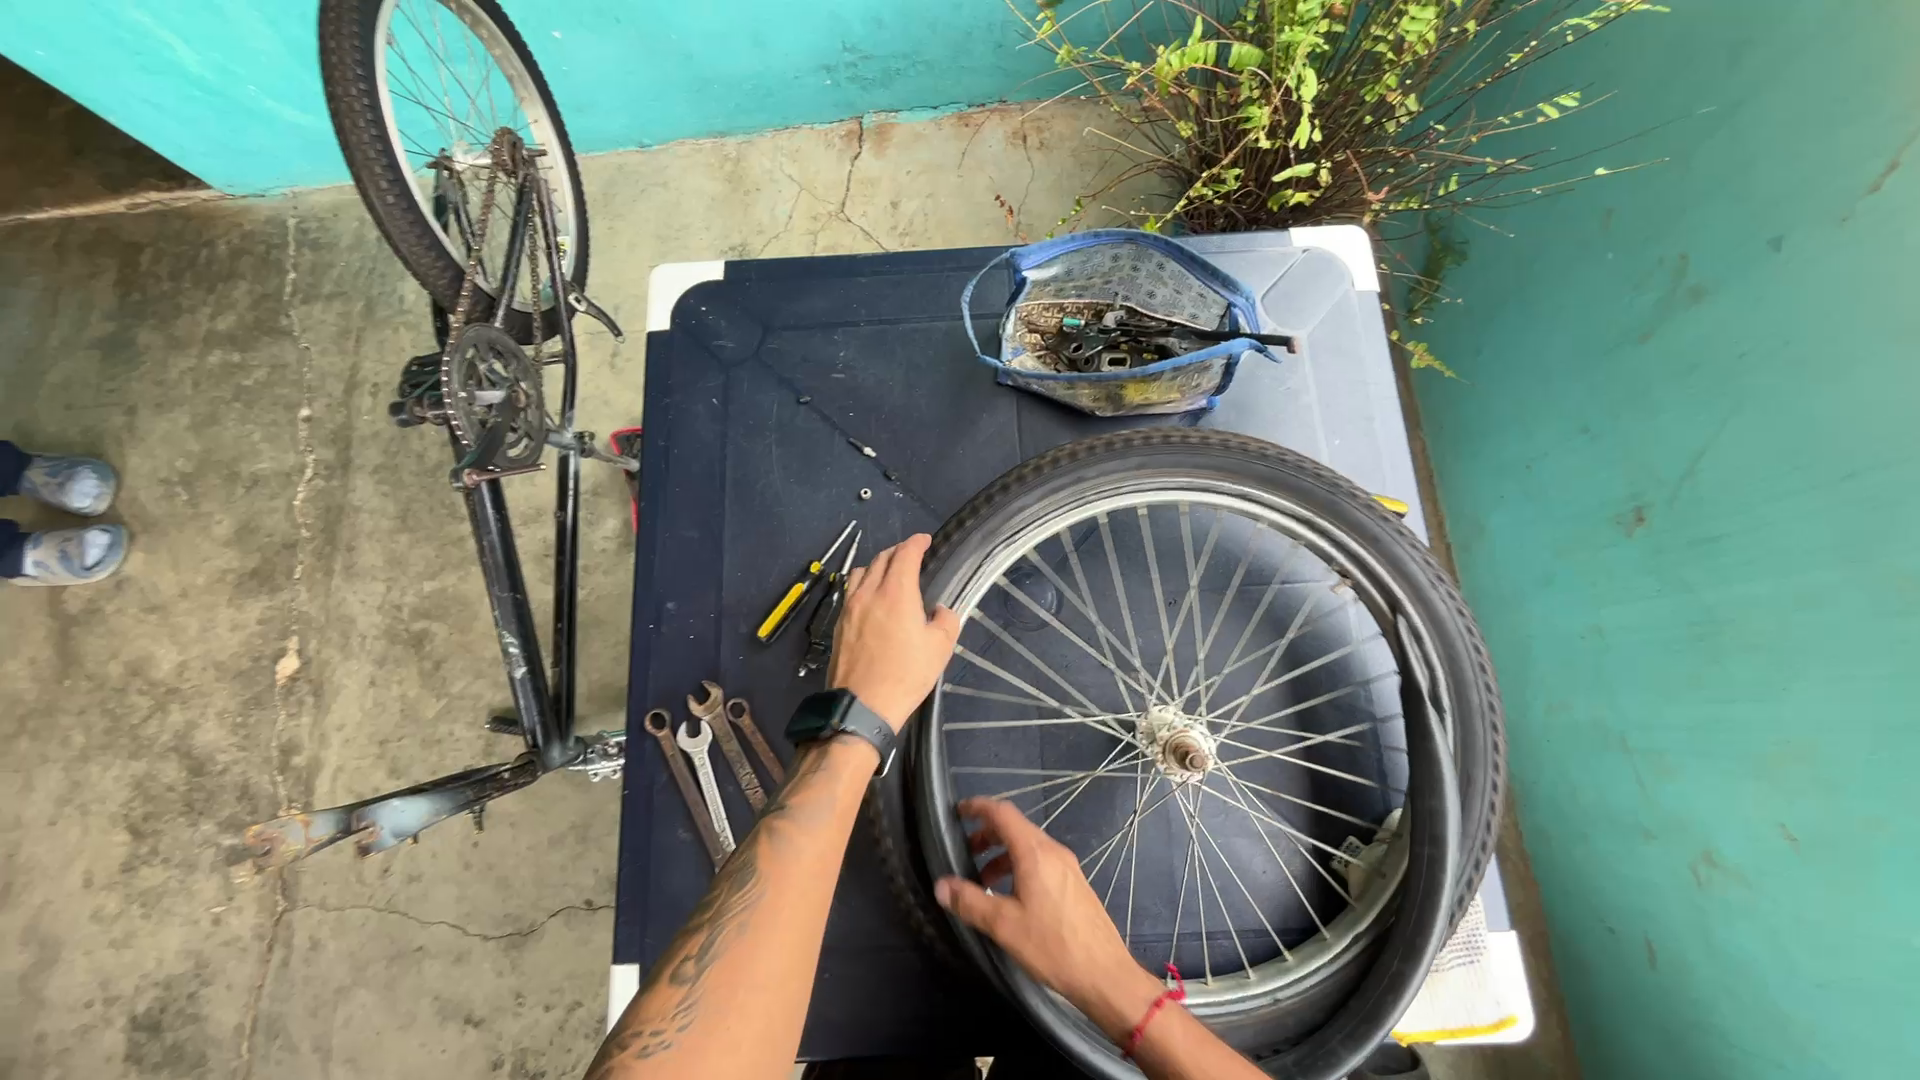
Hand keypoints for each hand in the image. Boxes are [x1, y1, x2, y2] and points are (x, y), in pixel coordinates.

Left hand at [827, 533, 961, 731]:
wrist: (862, 705)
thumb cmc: (905, 676)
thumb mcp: (940, 648)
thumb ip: (946, 620)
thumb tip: (939, 610)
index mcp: (896, 593)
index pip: (905, 555)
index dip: (917, 542)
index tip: (925, 540)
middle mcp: (869, 592)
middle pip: (881, 558)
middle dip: (898, 550)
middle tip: (912, 553)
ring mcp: (849, 607)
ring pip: (860, 571)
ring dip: (877, 564)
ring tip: (889, 572)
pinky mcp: (839, 623)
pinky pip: (850, 590)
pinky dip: (863, 582)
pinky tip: (870, 595)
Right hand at [934, 798, 1163, 1040]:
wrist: (1105, 974)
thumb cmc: (1053, 946)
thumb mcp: (1004, 925)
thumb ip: (970, 902)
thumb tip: (941, 885)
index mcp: (1035, 852)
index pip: (1002, 813)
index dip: (978, 807)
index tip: (957, 812)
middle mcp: (1053, 851)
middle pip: (1015, 827)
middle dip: (987, 835)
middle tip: (965, 852)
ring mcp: (1067, 867)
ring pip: (1028, 846)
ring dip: (1002, 854)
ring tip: (983, 881)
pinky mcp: (1074, 883)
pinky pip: (1040, 862)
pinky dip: (1019, 866)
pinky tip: (1011, 896)